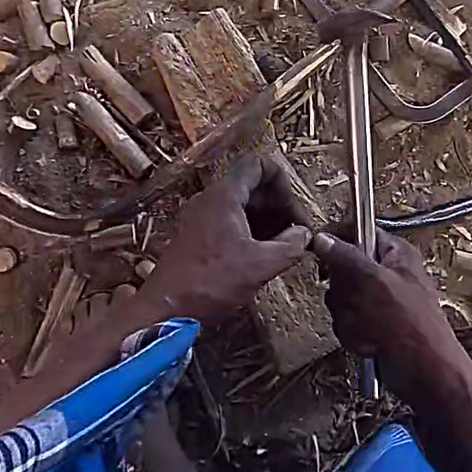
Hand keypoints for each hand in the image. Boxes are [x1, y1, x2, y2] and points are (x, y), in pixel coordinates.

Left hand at [145, 155, 312, 319]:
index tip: (295, 212)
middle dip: (279, 206)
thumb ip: (290, 246)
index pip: (259, 164)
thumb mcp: (260, 265)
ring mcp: (201, 216)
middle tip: (297, 234)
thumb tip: (304, 234)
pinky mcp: (196, 235)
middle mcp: (210, 198)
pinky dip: (249, 231)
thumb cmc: (210, 282)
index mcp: (225, 195)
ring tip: (284, 248)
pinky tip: (262, 257)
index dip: (284, 182)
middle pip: (252, 185)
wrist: (166, 307)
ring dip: (266, 221)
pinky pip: (229, 221)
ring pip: (241, 204)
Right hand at [312, 229, 471, 405]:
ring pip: (340, 296)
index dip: (336, 239)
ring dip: (348, 315)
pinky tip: (369, 341)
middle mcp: (386, 273)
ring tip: (368, 326)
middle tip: (358, 301)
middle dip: (343, 290)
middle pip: (342, 267)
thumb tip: (322, 239)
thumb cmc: (410, 326)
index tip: (319, 250)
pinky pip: (345, 318)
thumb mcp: (373, 281)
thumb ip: (345, 256)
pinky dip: (352, 331)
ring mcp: (378, 299)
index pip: (357, 230)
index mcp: (395, 253)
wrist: (426, 377)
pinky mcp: (372, 323)